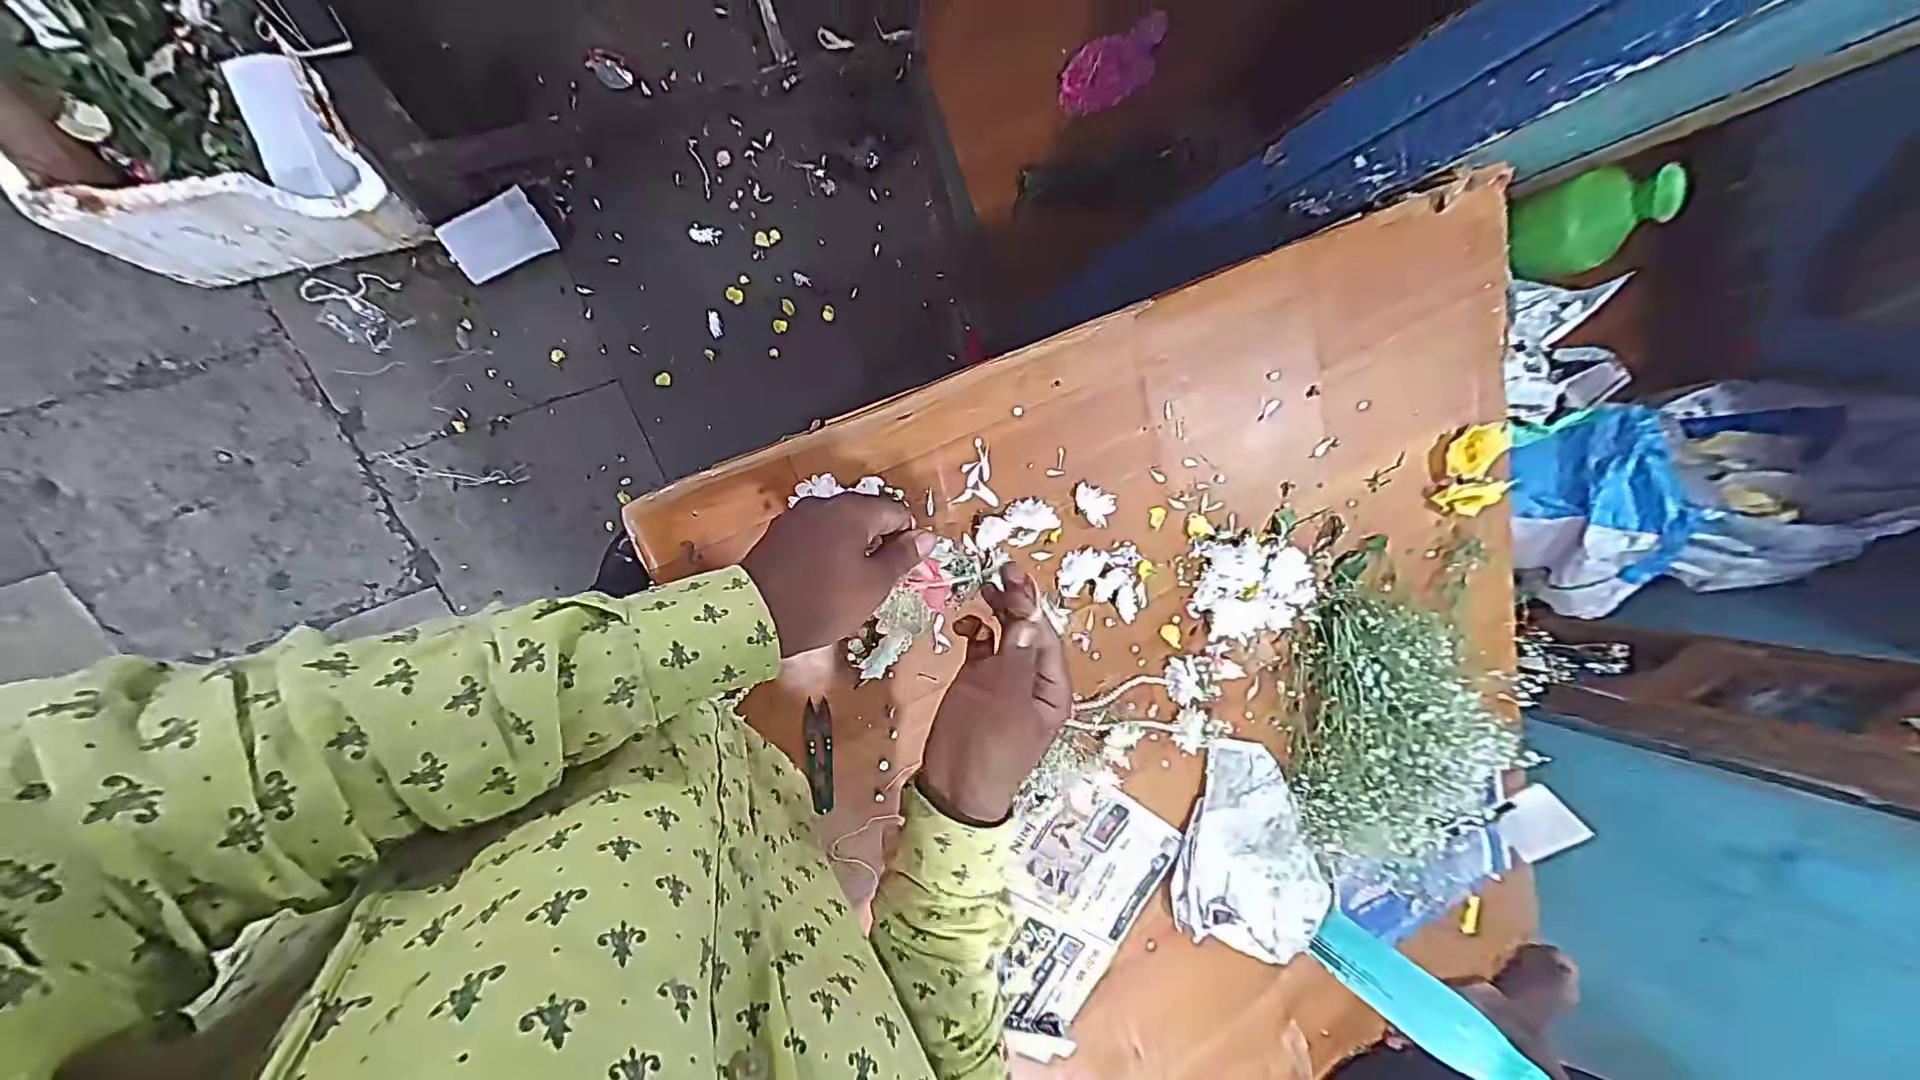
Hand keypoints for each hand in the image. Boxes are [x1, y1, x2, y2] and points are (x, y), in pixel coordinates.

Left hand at [741, 492, 932, 655]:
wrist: (756, 617)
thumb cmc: (824, 602)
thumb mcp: (874, 584)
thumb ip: (903, 556)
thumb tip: (926, 537)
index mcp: (854, 510)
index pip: (897, 512)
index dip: (906, 540)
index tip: (901, 569)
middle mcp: (825, 503)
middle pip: (867, 515)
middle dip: (878, 542)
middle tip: (877, 579)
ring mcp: (798, 516)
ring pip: (840, 525)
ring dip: (852, 547)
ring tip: (849, 582)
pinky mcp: (779, 532)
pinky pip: (816, 534)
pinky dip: (826, 550)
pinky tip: (823, 578)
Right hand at [917, 565, 1071, 824]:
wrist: (953, 788)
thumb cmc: (987, 749)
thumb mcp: (1005, 703)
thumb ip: (1014, 658)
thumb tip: (1025, 619)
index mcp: (1051, 687)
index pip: (1045, 636)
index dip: (1032, 606)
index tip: (1016, 578)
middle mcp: (1031, 677)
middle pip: (1027, 630)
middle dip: (1016, 602)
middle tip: (1001, 572)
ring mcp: (1004, 677)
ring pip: (1006, 633)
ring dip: (998, 610)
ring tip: (985, 587)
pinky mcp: (978, 679)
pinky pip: (983, 646)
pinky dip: (977, 631)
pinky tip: (966, 625)